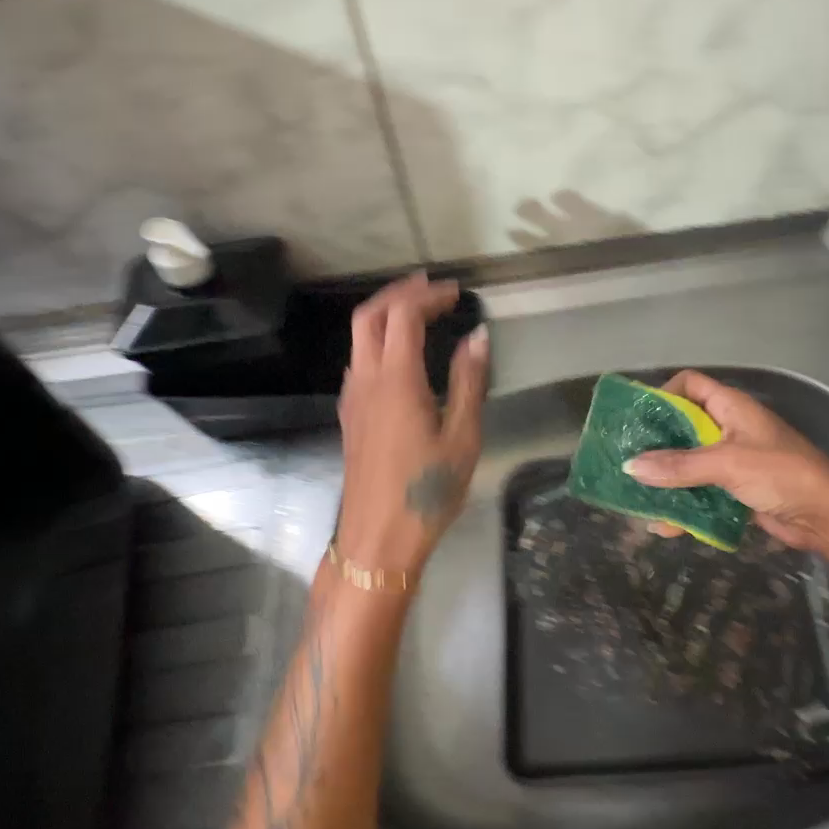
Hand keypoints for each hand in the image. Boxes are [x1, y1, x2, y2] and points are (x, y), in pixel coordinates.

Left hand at [335, 273, 489, 577]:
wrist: (376, 541)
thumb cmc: (427, 492)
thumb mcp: (463, 438)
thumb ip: (468, 382)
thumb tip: (477, 337)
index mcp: (396, 379)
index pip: (404, 316)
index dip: (428, 295)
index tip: (457, 292)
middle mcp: (367, 380)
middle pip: (369, 317)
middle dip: (398, 294)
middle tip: (430, 288)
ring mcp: (353, 399)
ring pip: (359, 339)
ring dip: (385, 316)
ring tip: (418, 313)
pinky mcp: (351, 417)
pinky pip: (359, 363)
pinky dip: (378, 342)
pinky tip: (402, 358)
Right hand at [623, 370, 828, 552]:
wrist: (827, 516)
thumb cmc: (780, 474)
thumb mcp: (727, 464)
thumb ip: (678, 466)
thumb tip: (630, 467)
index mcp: (731, 407)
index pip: (690, 385)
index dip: (663, 394)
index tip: (637, 419)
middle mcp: (730, 429)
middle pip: (683, 429)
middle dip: (655, 447)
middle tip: (624, 462)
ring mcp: (734, 461)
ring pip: (690, 465)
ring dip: (666, 482)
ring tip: (636, 500)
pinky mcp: (737, 491)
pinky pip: (702, 494)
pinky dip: (684, 508)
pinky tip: (663, 526)